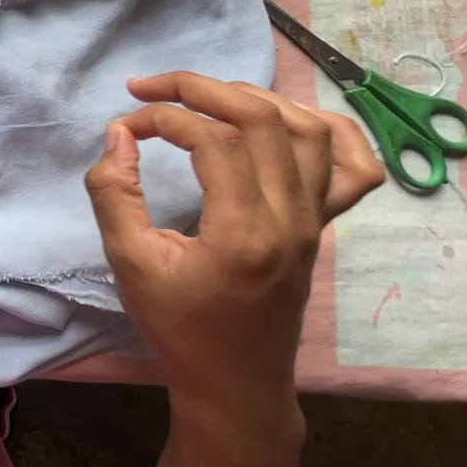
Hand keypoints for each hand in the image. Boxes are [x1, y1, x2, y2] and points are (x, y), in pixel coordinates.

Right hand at [84, 72, 384, 428]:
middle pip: (264, 119)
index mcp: (245, 231)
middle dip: (201, 88)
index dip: (161, 118)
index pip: (213, 140)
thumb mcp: (126, 259)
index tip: (123, 128)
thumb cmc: (175, 322)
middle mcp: (294, 219)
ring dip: (251, 98)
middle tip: (149, 87)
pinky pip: (352, 165)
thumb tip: (119, 133)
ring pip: (309, 130)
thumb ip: (114, 192)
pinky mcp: (323, 225)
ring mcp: (318, 221)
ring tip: (200, 97)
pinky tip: (282, 119)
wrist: (234, 380)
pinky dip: (324, 128)